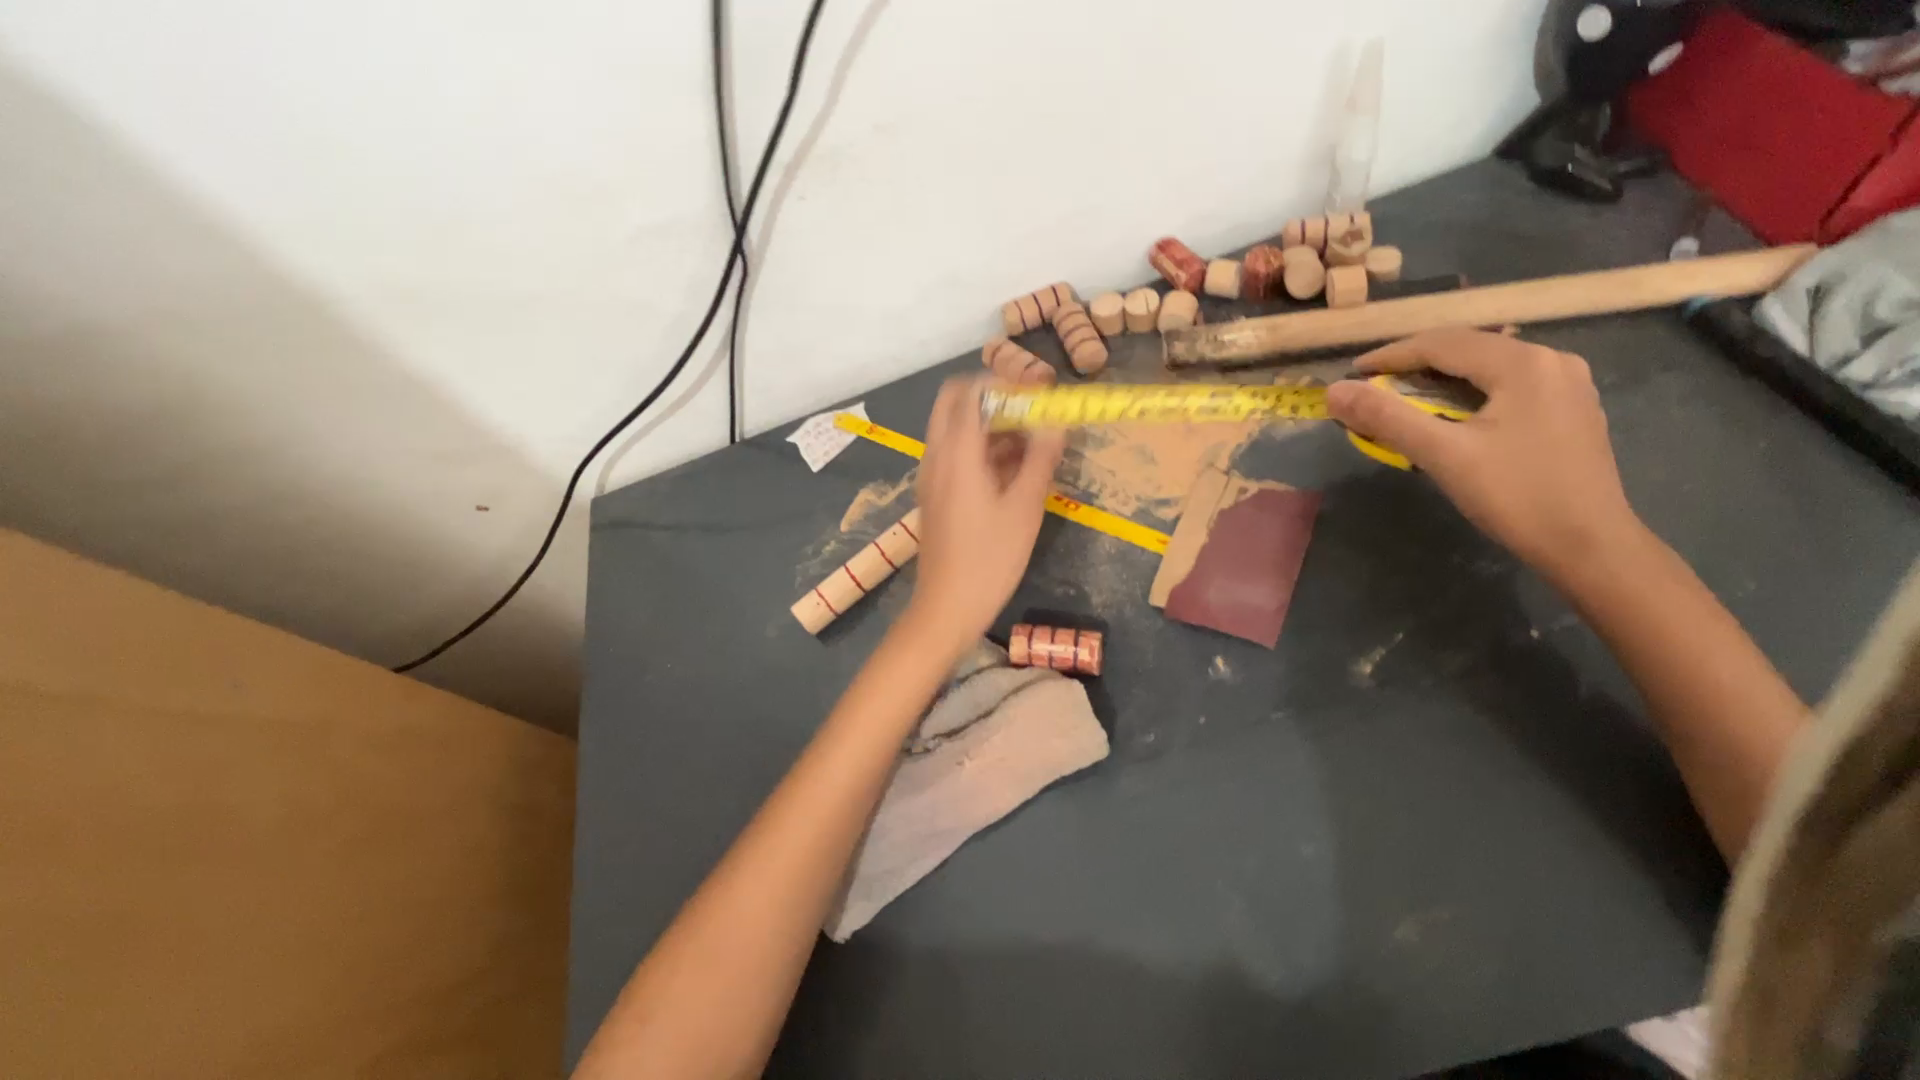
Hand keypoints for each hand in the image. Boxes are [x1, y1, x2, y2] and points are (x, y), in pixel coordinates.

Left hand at [906, 378, 1065, 651]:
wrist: (947, 608)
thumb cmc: (990, 560)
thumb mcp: (1025, 508)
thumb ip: (1040, 459)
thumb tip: (1056, 421)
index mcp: (956, 452)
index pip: (971, 391)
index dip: (1005, 382)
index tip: (1038, 392)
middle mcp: (936, 456)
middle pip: (955, 403)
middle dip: (994, 398)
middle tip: (1031, 411)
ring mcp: (931, 476)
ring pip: (956, 430)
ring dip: (991, 425)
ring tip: (1034, 442)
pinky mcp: (935, 494)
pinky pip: (955, 455)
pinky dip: (982, 449)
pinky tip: (1017, 470)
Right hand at [1325, 329, 1644, 583]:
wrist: (1590, 545)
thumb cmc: (1515, 496)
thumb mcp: (1443, 455)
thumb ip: (1387, 418)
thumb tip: (1334, 390)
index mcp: (1523, 362)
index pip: (1442, 343)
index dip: (1390, 356)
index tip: (1351, 374)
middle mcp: (1551, 360)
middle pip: (1469, 349)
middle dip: (1416, 365)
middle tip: (1374, 386)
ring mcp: (1568, 383)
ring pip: (1490, 366)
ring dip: (1443, 378)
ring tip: (1406, 398)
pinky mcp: (1572, 409)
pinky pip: (1510, 385)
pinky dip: (1472, 392)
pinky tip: (1456, 413)